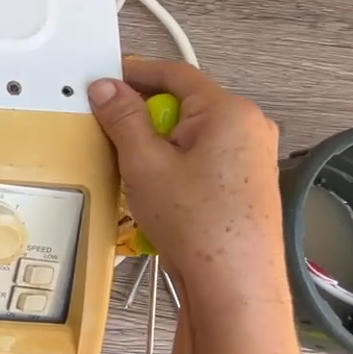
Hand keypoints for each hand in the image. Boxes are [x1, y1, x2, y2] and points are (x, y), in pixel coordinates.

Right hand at [89, 59, 286, 302]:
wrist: (232, 281)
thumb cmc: (198, 224)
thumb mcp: (144, 163)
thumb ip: (123, 118)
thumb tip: (107, 88)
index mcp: (230, 113)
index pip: (175, 74)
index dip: (134, 72)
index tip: (102, 79)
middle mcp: (249, 127)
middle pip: (181, 103)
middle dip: (141, 114)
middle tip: (108, 131)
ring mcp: (250, 155)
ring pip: (187, 132)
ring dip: (153, 142)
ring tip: (130, 169)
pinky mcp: (243, 180)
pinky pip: (198, 155)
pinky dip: (170, 162)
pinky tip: (152, 188)